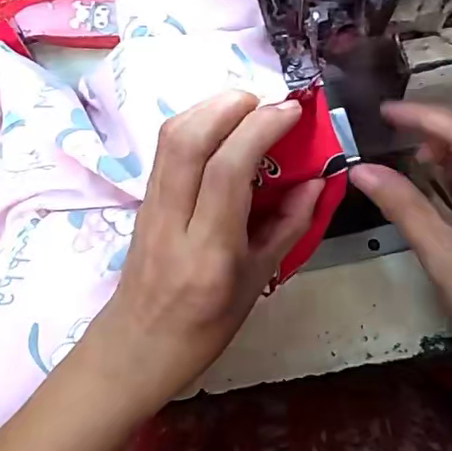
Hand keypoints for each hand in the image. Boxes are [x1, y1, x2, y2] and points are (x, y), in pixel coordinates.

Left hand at [77, 91, 323, 413]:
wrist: (135, 348)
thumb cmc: (204, 328)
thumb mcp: (257, 282)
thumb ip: (288, 225)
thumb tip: (316, 179)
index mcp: (208, 251)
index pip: (227, 170)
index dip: (260, 128)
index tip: (292, 110)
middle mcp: (172, 221)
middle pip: (188, 140)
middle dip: (230, 105)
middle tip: (268, 102)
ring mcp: (149, 207)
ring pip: (170, 138)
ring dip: (210, 108)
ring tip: (248, 108)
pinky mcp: (141, 200)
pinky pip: (166, 150)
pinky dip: (195, 125)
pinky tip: (220, 129)